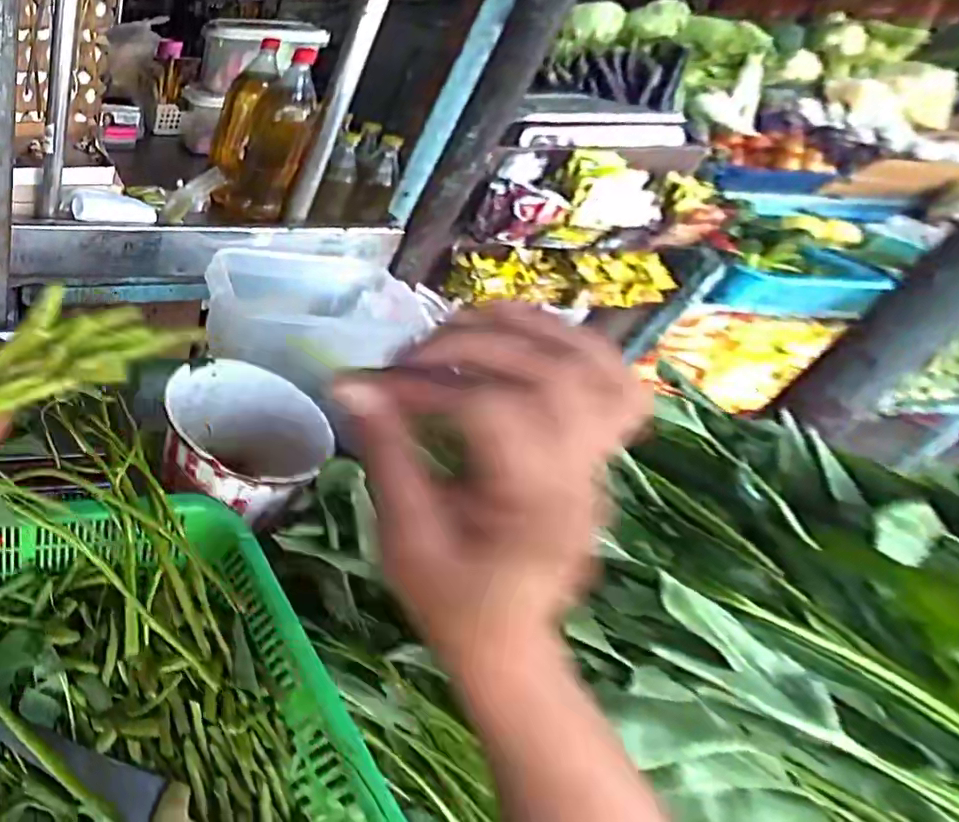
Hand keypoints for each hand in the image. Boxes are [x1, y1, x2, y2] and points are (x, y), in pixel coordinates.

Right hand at [332, 303, 649, 674]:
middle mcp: (582, 477)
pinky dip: (563, 339)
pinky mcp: (596, 451)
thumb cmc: (448, 596)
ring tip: (459, 322)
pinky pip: (609, 378)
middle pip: (550, 376)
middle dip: (469, 347)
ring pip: (595, 367)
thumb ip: (385, 452)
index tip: (374, 386)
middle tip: (409, 358)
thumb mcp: (403, 533)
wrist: (506, 636)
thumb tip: (349, 385)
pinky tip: (510, 330)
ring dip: (524, 329)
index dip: (425, 385)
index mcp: (533, 506)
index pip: (492, 411)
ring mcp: (600, 462)